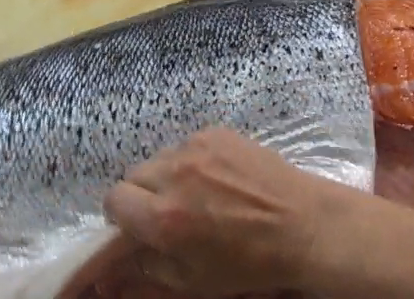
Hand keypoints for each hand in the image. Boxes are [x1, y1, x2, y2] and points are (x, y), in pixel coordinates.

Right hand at [103, 129, 348, 295]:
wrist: (301, 225)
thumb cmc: (247, 263)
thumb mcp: (191, 282)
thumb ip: (145, 270)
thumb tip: (111, 270)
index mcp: (163, 217)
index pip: (114, 201)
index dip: (122, 216)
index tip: (139, 227)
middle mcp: (174, 174)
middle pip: (133, 176)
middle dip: (141, 195)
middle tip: (166, 213)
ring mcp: (197, 147)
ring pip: (160, 157)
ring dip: (166, 175)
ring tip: (195, 194)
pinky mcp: (217, 132)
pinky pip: (187, 144)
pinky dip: (191, 159)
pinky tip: (215, 178)